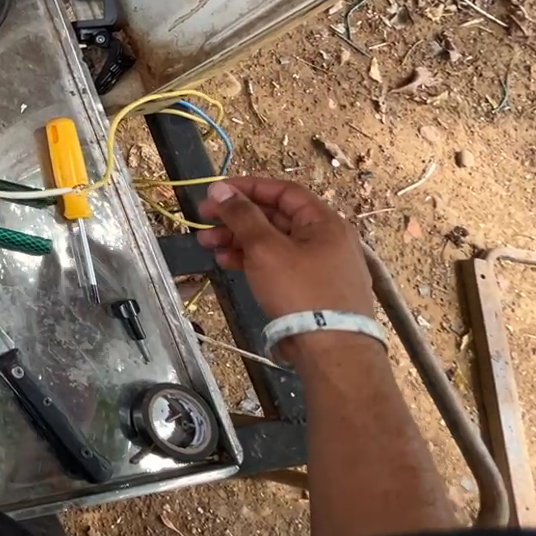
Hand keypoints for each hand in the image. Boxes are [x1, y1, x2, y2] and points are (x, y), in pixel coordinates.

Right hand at [195, 177, 373, 321]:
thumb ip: (241, 215)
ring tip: (207, 243)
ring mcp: (319, 263)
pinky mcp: (310, 284)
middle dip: (235, 216)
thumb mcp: (264, 247)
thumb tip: (220, 189)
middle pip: (274, 216)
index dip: (247, 186)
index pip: (283, 191)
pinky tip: (226, 261)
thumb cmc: (300, 290)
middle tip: (204, 218)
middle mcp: (326, 238)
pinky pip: (276, 260)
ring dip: (236, 237)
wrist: (331, 349)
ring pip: (271, 239)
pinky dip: (250, 257)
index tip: (216, 192)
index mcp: (324, 223)